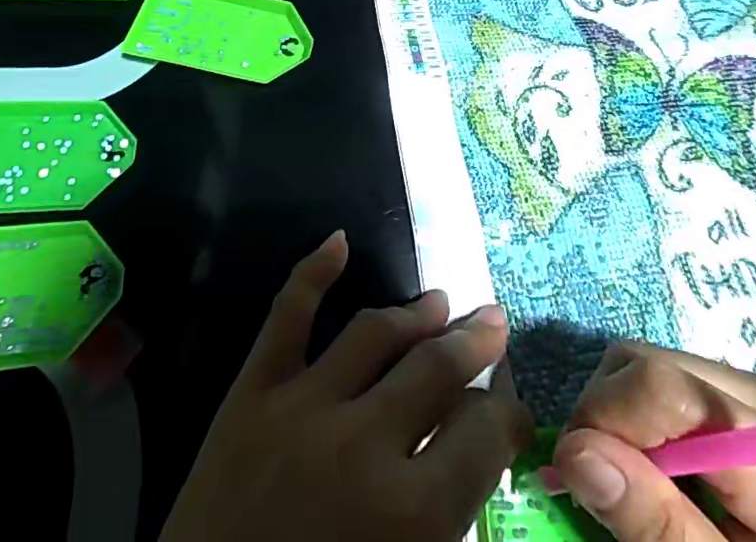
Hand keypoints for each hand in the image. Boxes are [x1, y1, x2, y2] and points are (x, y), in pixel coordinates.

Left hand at [160, 230, 531, 541]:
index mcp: (411, 514)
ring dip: (417, 313)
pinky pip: (286, 319)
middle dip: (475, 343)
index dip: (505, 412)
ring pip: (376, 333)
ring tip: (440, 303)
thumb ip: (449, 512)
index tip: (506, 407)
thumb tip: (479, 444)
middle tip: (492, 323)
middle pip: (438, 367)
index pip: (484, 430)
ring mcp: (301, 410)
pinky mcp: (248, 397)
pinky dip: (311, 273)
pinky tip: (337, 241)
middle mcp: (363, 445)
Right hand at [553, 342, 755, 541]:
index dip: (602, 419)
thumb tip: (572, 451)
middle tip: (601, 490)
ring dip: (630, 419)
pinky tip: (676, 483)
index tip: (573, 477)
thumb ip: (660, 525)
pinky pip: (694, 389)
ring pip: (667, 366)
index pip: (669, 388)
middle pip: (657, 362)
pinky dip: (661, 425)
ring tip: (640, 491)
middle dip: (606, 415)